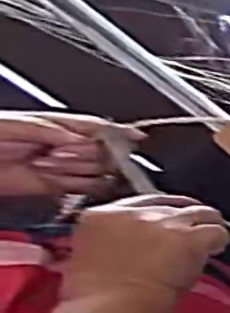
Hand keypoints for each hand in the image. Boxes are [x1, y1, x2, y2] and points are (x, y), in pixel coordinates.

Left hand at [0, 113, 141, 197]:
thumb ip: (48, 128)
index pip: (102, 127)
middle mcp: (67, 147)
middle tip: (55, 153)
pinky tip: (55, 180)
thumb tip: (85, 139)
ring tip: (43, 166)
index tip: (134, 138)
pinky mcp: (62, 186)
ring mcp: (66, 167)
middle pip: (108, 151)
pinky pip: (93, 188)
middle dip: (86, 154)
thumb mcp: (7, 124)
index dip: (121, 132)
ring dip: (76, 170)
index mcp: (57, 127)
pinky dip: (80, 185)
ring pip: (102, 170)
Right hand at [64, 194, 229, 299]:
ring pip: (203, 213)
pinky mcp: (191, 237)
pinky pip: (217, 231)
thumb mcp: (92, 249)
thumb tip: (141, 236)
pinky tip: (214, 251)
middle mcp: (134, 213)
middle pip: (176, 205)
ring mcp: (165, 223)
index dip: (164, 210)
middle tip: (197, 231)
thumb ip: (116, 234)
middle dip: (189, 217)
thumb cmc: (98, 287)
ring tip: (210, 241)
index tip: (172, 222)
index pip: (143, 201)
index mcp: (100, 215)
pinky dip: (220, 240)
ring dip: (209, 225)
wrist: (117, 300)